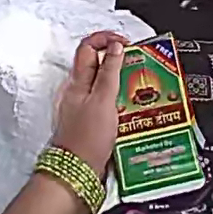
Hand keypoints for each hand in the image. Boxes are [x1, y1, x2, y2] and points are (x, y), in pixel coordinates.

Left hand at [50, 31, 126, 174]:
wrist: (76, 175)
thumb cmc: (86, 139)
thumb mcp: (103, 100)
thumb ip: (109, 72)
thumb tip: (115, 46)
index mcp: (77, 80)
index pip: (88, 46)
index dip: (106, 39)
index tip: (126, 43)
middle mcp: (77, 90)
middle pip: (95, 63)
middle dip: (116, 58)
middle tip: (135, 62)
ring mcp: (82, 106)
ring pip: (101, 82)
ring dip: (118, 79)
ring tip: (136, 85)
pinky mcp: (89, 121)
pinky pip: (104, 102)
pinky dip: (117, 99)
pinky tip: (129, 108)